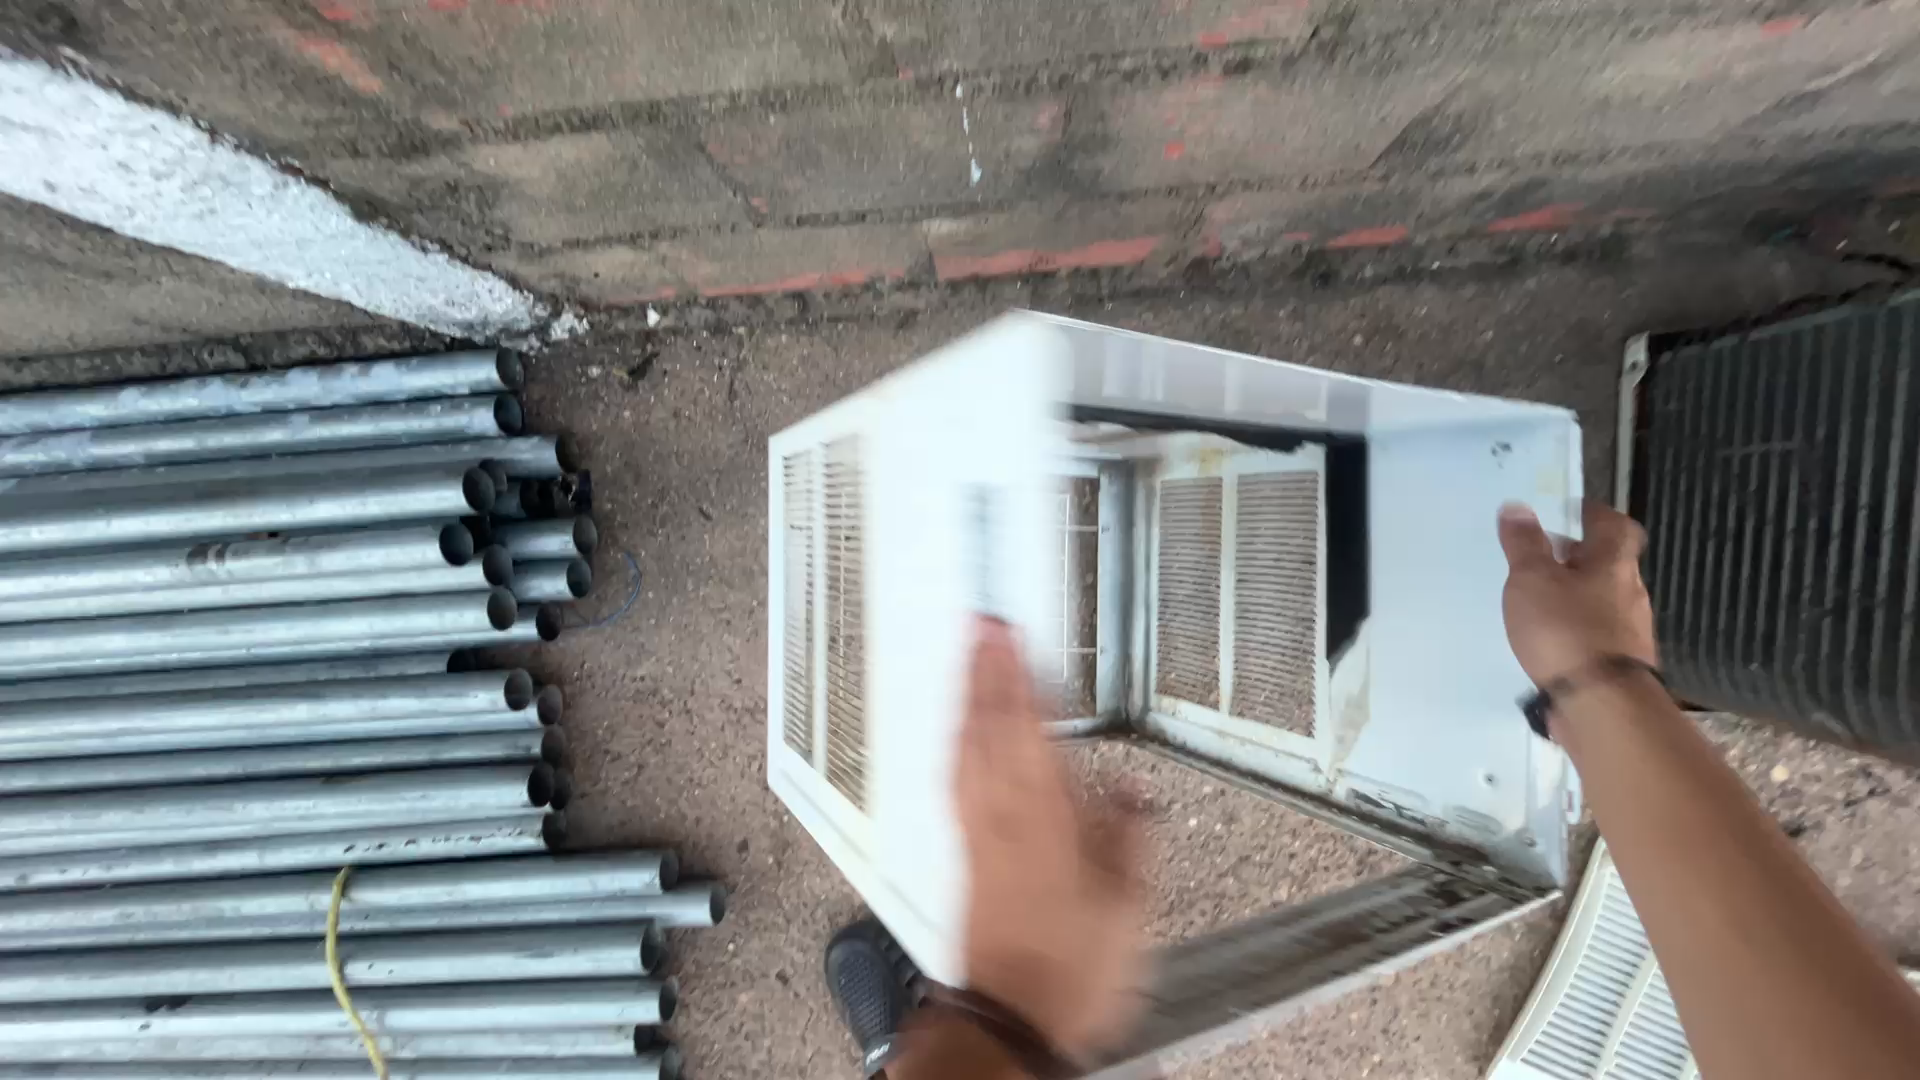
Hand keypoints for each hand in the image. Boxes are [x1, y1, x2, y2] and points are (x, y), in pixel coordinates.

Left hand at [955, 618, 1147, 1059]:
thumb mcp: (1128, 904)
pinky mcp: (964, 842)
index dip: (1014, 669)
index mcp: (1043, 813)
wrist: (1009, 1011)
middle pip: (987, 721)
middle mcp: (1002, 809)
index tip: (1007, 629)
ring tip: (967, 655)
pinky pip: (953, 772)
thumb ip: (1131, 835)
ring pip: (964, 741)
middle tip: (980, 621)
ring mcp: (977, 824)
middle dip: (983, 665)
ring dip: (964, 692)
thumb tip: (1132, 787)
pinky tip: (957, 726)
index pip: (1025, 722)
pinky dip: (955, 736)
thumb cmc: (1067, 962)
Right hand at [1498, 500, 1656, 685]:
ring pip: (1604, 594)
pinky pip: (1599, 625)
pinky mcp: (1619, 656)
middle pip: (1610, 562)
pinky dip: (1578, 619)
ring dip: (1578, 588)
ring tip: (1541, 593)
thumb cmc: (1564, 627)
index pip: (1615, 526)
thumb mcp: (1531, 579)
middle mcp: (1629, 591)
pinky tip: (1553, 630)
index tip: (1572, 509)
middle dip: (1580, 553)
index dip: (1595, 514)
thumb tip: (1517, 506)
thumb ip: (1523, 544)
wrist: (1599, 699)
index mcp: (1612, 564)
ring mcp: (1629, 626)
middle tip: (1545, 551)